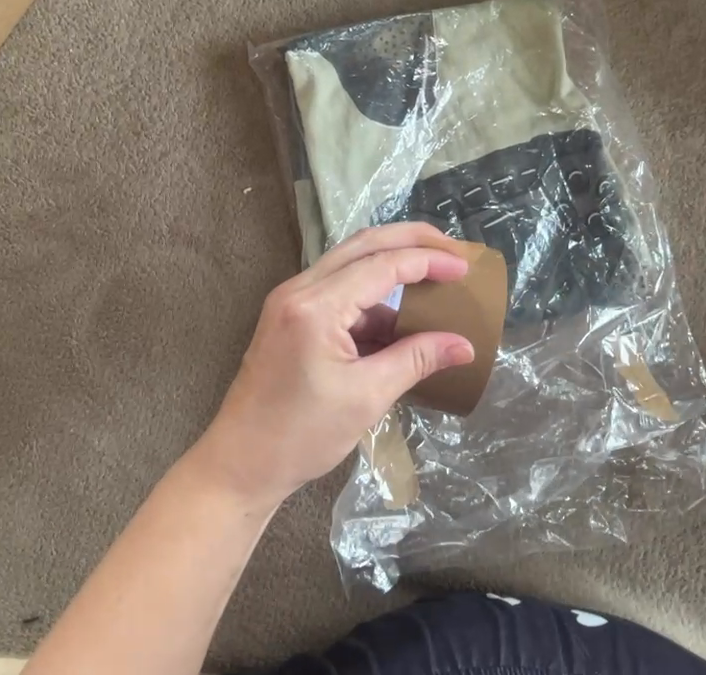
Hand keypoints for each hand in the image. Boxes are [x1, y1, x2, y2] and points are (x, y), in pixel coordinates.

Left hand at [191, 223, 476, 508]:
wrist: (240, 463)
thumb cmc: (301, 436)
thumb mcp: (367, 397)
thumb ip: (416, 360)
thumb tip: (464, 344)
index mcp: (316, 306)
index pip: (381, 264)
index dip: (427, 262)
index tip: (465, 268)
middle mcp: (299, 289)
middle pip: (363, 244)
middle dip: (411, 241)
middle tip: (453, 250)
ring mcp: (291, 300)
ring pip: (350, 263)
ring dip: (392, 266)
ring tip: (434, 279)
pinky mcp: (290, 315)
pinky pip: (338, 289)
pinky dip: (372, 297)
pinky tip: (399, 320)